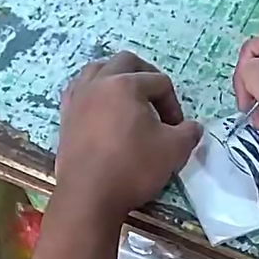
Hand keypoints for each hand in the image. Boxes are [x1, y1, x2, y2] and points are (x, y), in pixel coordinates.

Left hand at [53, 52, 201, 220]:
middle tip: (157, 101)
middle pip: (126, 62)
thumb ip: (188, 133)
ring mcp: (78, 98)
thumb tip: (192, 127)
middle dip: (147, 77)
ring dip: (116, 78)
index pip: (159, 82)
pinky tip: (101, 109)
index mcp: (126, 84)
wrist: (89, 196)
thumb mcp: (174, 151)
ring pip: (97, 70)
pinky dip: (93, 93)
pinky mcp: (65, 117)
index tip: (177, 130)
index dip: (174, 104)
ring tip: (128, 100)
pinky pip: (79, 91)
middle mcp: (99, 83)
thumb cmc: (133, 168)